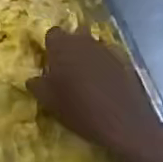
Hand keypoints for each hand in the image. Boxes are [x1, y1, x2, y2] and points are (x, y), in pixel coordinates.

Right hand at [26, 27, 162, 161]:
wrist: (126, 127)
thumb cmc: (79, 109)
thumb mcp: (47, 100)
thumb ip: (36, 84)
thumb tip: (34, 79)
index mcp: (61, 44)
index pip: (52, 34)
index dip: (51, 48)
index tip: (51, 64)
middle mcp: (84, 41)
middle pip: (75, 37)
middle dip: (71, 49)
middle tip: (68, 71)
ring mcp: (109, 51)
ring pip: (94, 48)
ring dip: (90, 58)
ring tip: (89, 81)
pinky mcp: (128, 65)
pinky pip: (112, 61)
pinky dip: (108, 68)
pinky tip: (107, 87)